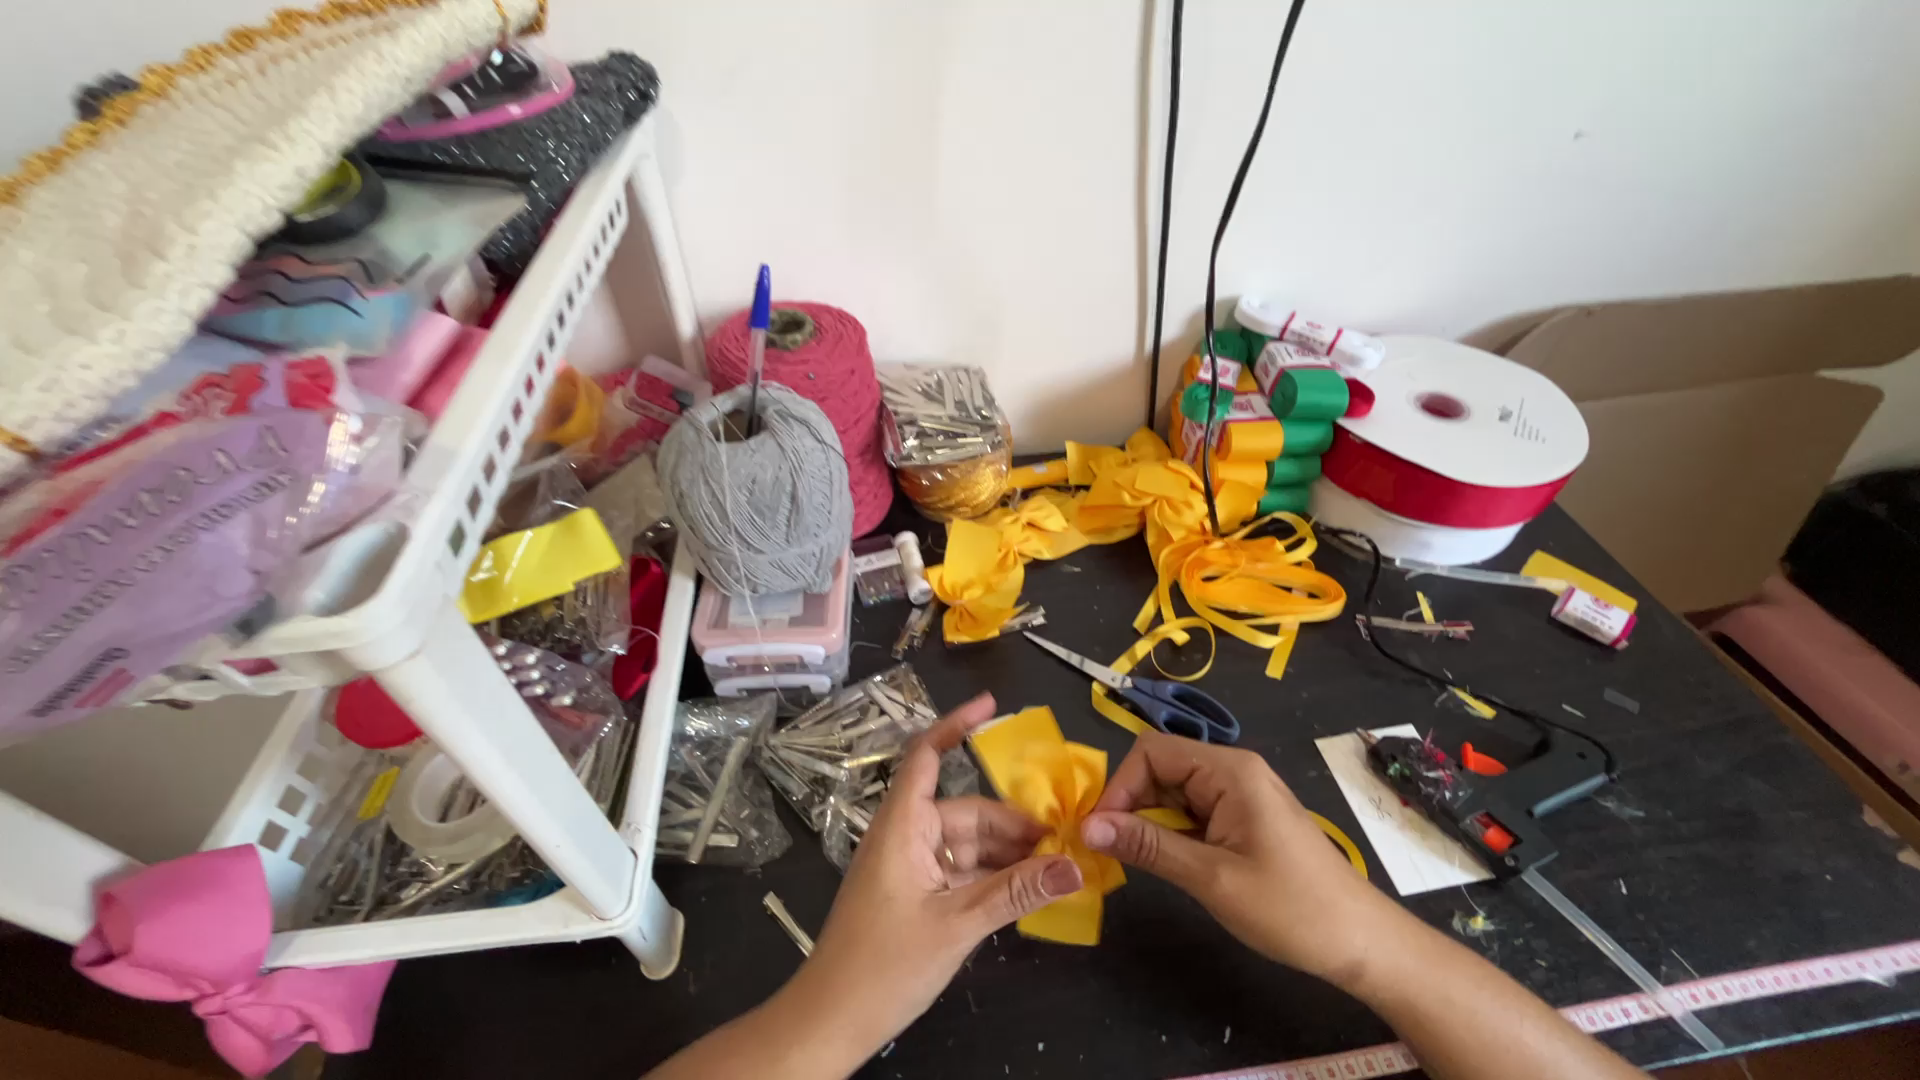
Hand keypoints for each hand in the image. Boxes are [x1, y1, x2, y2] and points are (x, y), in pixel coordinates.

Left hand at [780, 693, 1084, 1051]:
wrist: (830, 1022)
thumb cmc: (883, 965)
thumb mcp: (957, 925)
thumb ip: (1016, 892)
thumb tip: (1074, 866)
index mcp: (902, 824)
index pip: (927, 755)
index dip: (955, 724)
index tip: (991, 704)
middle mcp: (906, 834)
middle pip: (966, 811)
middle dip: (1013, 821)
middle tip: (1066, 836)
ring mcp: (910, 865)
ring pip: (968, 843)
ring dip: (1008, 852)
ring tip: (1057, 864)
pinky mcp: (915, 893)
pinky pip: (961, 870)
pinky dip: (993, 876)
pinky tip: (1029, 887)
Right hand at [1081, 731, 1398, 987]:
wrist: (1362, 943)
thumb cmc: (1290, 908)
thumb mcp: (1211, 878)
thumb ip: (1148, 845)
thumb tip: (1087, 826)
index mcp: (1229, 771)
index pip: (1151, 752)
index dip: (1119, 785)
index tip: (1100, 830)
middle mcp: (1232, 771)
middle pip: (1160, 767)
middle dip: (1130, 802)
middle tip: (1110, 848)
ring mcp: (1239, 794)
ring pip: (1172, 790)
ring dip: (1148, 819)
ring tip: (1133, 857)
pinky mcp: (1242, 817)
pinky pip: (1191, 810)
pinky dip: (1169, 830)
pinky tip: (1162, 858)